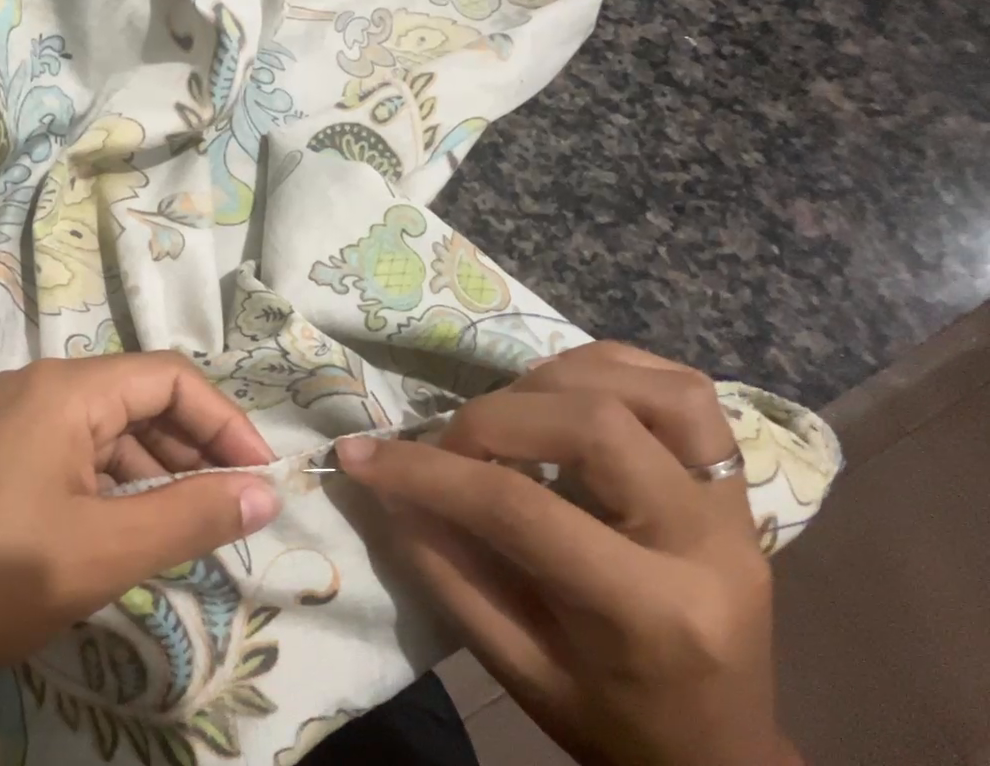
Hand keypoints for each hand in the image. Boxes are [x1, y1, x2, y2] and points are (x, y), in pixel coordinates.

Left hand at [0, 353, 280, 765]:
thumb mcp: (104, 551)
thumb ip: (192, 516)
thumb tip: (266, 491)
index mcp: (63, 389)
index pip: (167, 375)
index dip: (224, 420)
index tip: (262, 478)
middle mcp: (30, 387)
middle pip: (132, 397)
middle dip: (189, 447)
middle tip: (227, 510)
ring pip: (96, 429)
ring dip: (148, 470)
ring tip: (179, 530)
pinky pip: (60, 453)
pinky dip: (103, 484)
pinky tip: (115, 531)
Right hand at [335, 342, 799, 765]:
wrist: (718, 751)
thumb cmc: (606, 718)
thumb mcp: (510, 664)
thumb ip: (442, 569)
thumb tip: (382, 487)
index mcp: (648, 610)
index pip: (520, 507)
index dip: (425, 471)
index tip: (358, 454)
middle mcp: (708, 544)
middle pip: (592, 424)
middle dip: (488, 420)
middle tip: (446, 449)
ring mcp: (735, 509)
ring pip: (654, 390)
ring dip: (557, 381)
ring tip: (506, 410)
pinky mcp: (739, 488)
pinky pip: (687, 392)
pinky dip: (614, 370)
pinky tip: (563, 390)